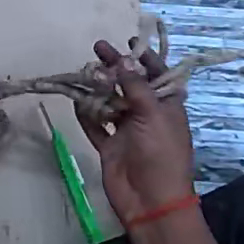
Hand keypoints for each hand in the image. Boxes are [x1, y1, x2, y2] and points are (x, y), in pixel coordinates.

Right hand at [76, 40, 195, 225]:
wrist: (151, 202)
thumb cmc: (161, 154)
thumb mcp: (153, 115)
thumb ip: (135, 86)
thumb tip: (124, 60)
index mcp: (166, 105)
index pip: (157, 74)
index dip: (144, 58)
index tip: (129, 41)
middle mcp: (147, 114)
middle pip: (129, 84)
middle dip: (115, 67)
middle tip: (97, 49)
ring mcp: (127, 130)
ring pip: (110, 102)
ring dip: (98, 88)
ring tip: (84, 72)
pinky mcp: (110, 146)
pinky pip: (96, 125)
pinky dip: (86, 114)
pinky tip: (76, 101)